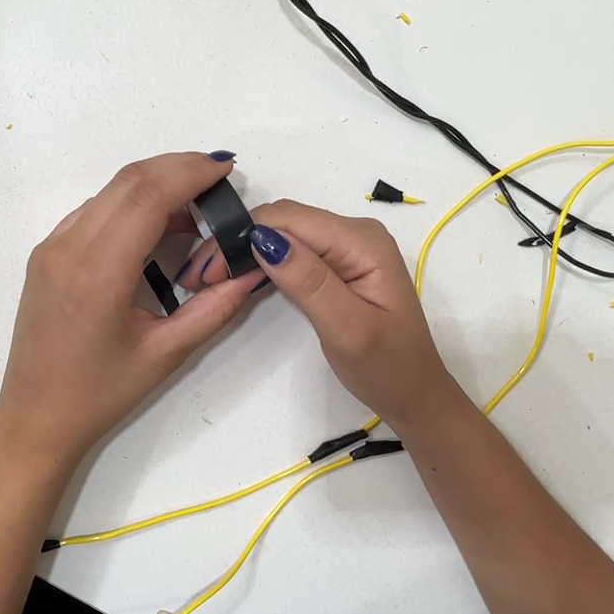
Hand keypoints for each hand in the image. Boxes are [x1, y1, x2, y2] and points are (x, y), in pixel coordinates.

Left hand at [0, 152, 264, 461]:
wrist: (35, 417)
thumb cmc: (100, 394)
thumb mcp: (166, 354)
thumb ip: (215, 307)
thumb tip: (253, 268)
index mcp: (98, 275)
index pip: (146, 197)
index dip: (190, 172)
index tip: (226, 169)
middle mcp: (68, 249)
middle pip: (128, 182)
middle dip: (178, 167)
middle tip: (218, 176)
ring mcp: (51, 247)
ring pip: (109, 191)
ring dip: (154, 184)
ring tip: (196, 205)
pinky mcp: (46, 253)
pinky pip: (94, 210)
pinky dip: (131, 203)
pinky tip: (158, 225)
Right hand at [179, 199, 467, 430]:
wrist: (414, 394)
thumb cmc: (386, 367)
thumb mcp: (348, 329)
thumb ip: (309, 281)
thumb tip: (264, 238)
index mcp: (362, 241)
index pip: (289, 219)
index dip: (244, 235)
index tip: (206, 269)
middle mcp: (355, 233)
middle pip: (284, 220)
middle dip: (239, 240)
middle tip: (199, 277)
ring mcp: (347, 247)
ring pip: (284, 232)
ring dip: (247, 248)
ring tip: (210, 276)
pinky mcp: (337, 263)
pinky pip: (295, 248)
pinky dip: (264, 258)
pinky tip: (241, 274)